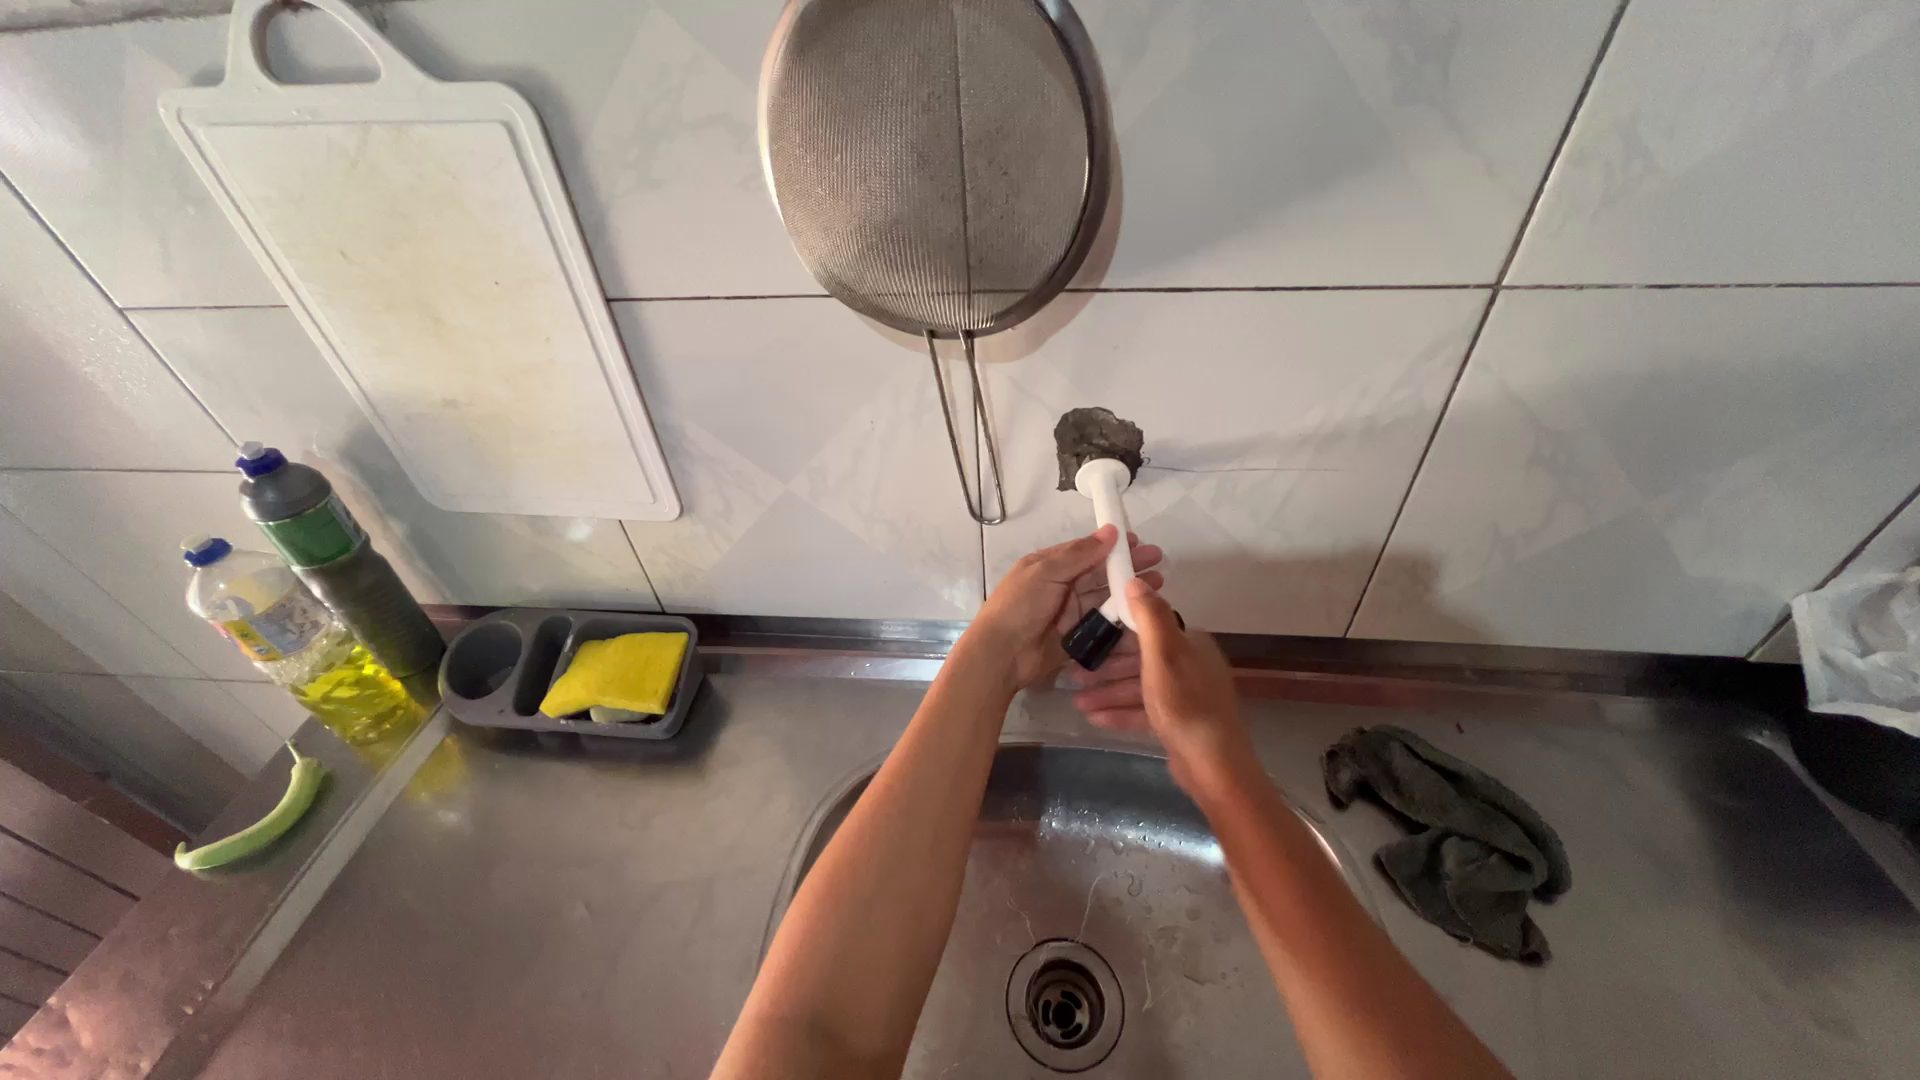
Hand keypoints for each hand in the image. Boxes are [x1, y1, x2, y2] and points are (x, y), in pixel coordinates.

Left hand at [969, 525, 1163, 689]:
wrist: (1002, 654)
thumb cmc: (1019, 606)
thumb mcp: (1046, 572)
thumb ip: (1079, 554)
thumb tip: (1110, 530)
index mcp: (1049, 565)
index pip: (1086, 550)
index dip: (1112, 546)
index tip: (1138, 542)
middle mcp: (1062, 586)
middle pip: (1100, 573)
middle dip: (1127, 567)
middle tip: (1158, 561)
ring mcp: (1070, 612)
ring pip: (1105, 597)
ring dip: (1129, 590)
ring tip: (1158, 583)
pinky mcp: (1077, 636)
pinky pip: (1103, 623)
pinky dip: (1122, 616)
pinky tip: (1143, 610)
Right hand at [1071, 578, 1249, 790]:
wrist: (1213, 766)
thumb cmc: (1184, 705)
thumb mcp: (1163, 656)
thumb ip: (1149, 617)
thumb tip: (1135, 580)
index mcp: (1190, 644)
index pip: (1146, 630)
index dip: (1113, 635)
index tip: (1085, 641)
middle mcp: (1190, 665)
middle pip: (1139, 660)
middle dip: (1105, 669)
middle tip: (1073, 676)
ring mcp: (1185, 696)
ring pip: (1139, 687)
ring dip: (1108, 693)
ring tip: (1076, 702)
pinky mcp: (1179, 722)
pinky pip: (1144, 710)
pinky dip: (1121, 712)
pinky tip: (1094, 719)